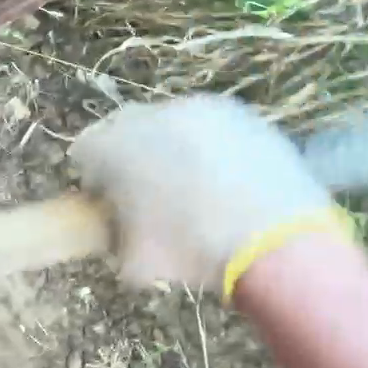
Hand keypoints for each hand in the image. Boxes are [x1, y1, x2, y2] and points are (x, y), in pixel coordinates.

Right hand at [70, 95, 338, 292]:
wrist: (280, 249)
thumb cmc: (197, 253)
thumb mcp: (137, 258)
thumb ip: (114, 234)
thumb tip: (116, 230)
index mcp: (105, 146)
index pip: (87, 152)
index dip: (100, 177)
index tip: (117, 200)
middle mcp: (136, 117)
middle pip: (125, 131)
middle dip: (136, 155)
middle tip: (159, 191)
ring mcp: (185, 109)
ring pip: (168, 124)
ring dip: (175, 145)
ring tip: (202, 185)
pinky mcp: (229, 110)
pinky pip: (208, 124)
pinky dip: (213, 143)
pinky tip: (230, 175)